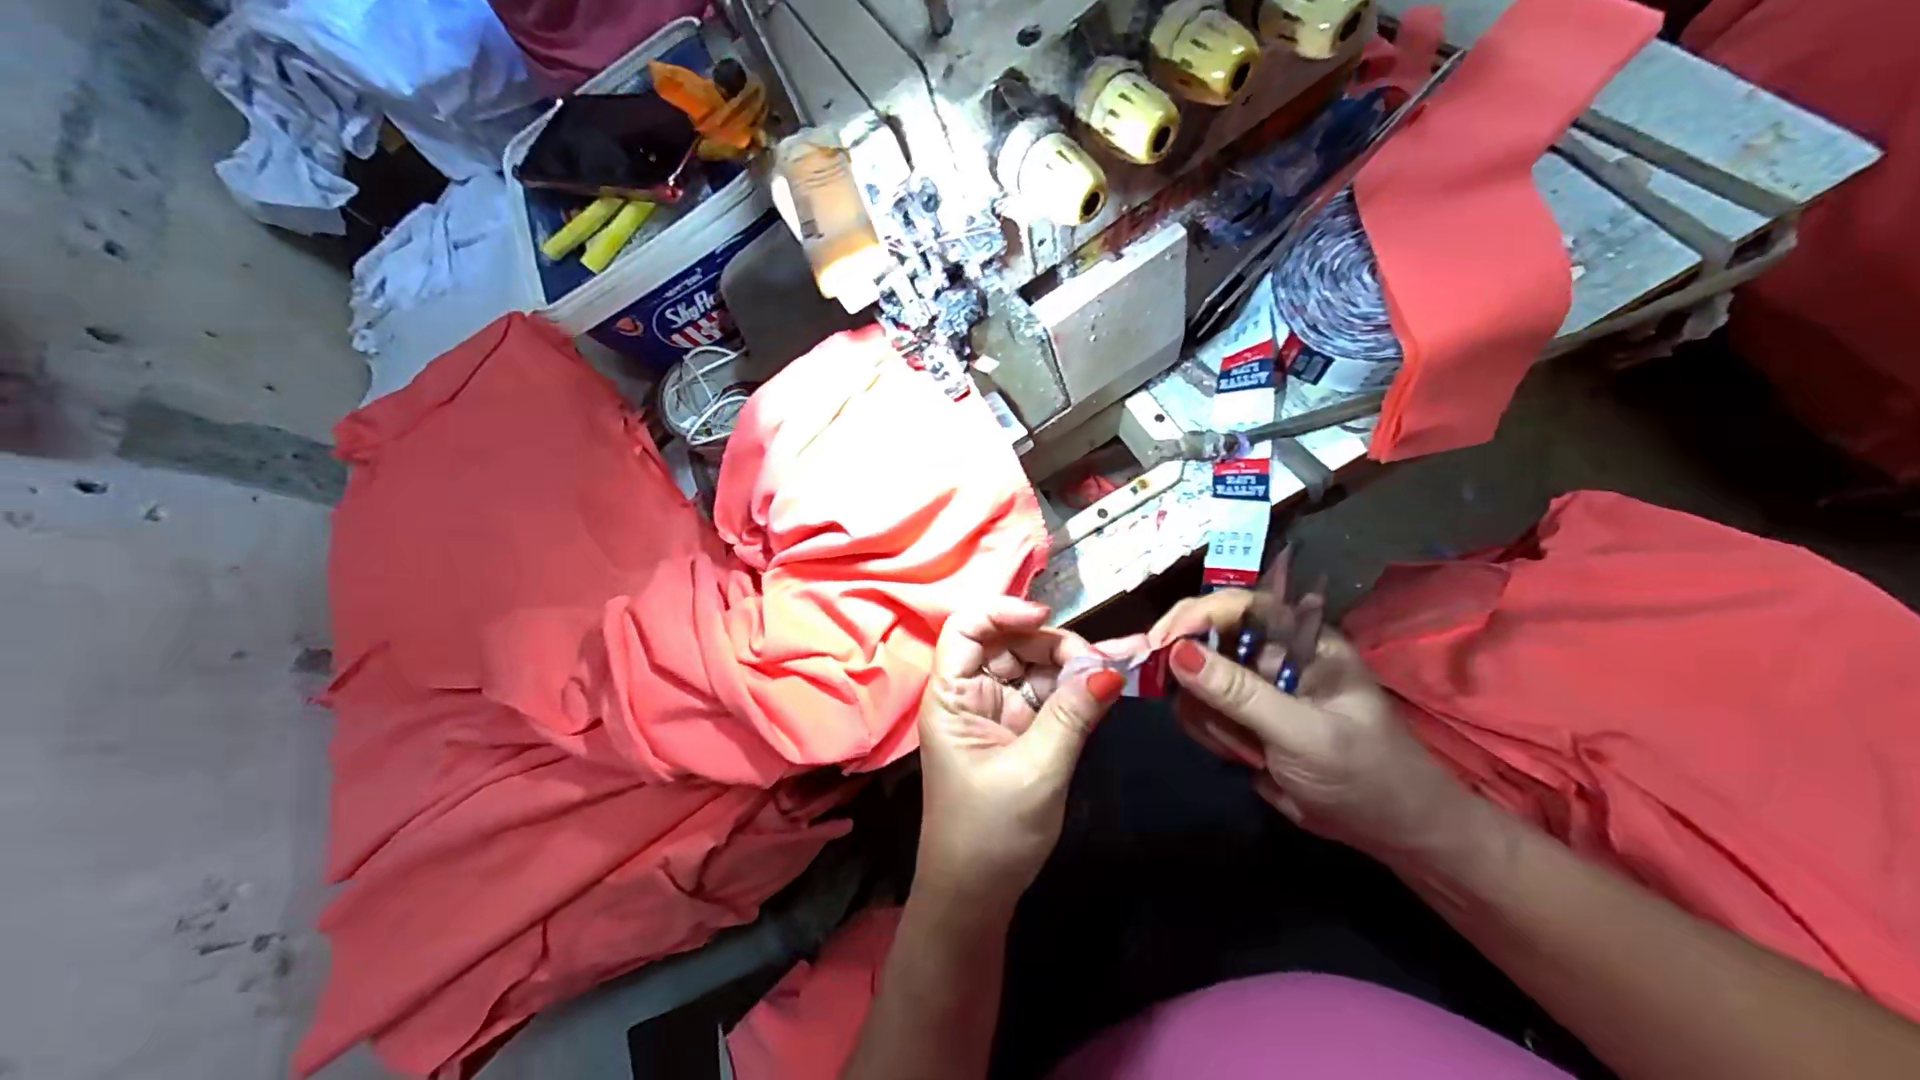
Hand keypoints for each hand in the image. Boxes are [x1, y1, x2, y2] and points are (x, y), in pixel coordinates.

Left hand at [915, 598, 1125, 910]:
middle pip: (1010, 643)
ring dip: (1073, 664)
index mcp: (952, 696)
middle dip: (1054, 644)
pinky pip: (1049, 696)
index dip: (1001, 611)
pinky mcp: (1021, 730)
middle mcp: (971, 695)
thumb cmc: (990, 834)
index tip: (1046, 617)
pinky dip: (1077, 689)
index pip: (965, 629)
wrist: (977, 896)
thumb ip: (1073, 716)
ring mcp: (998, 711)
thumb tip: (1111, 668)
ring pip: (1034, 667)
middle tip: (1101, 660)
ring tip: (1119, 664)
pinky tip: (1109, 680)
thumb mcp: (1037, 771)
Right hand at [1150, 590, 1475, 859]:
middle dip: (1200, 685)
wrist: (1392, 833)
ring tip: (1248, 752)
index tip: (1159, 647)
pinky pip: (1199, 711)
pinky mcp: (1241, 716)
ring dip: (1209, 719)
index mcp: (1301, 639)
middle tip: (1219, 725)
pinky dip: (1211, 735)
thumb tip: (1176, 652)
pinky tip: (1244, 758)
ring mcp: (1254, 685)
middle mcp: (1272, 652)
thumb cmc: (1365, 774)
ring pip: (1194, 681)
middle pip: (1203, 641)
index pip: (1235, 606)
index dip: (1193, 617)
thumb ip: (1239, 693)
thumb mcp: (1302, 733)